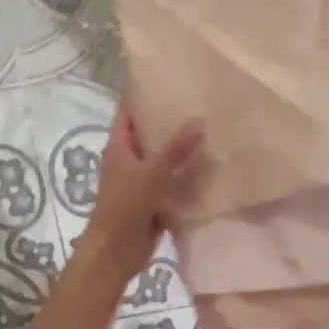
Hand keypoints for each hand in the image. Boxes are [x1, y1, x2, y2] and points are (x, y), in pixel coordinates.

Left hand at [69, 105, 203, 285]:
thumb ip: (175, 149)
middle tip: (199, 99)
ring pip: (164, 159)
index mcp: (119, 147)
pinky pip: (174, 183)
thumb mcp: (150, 173)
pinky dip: (188, 177)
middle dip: (170, 120)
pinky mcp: (155, 201)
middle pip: (149, 134)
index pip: (128, 111)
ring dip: (183, 149)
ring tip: (213, 127)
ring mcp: (142, 181)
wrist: (116, 252)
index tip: (164, 75)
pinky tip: (212, 166)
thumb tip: (199, 120)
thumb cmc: (124, 207)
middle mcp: (129, 160)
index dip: (141, 93)